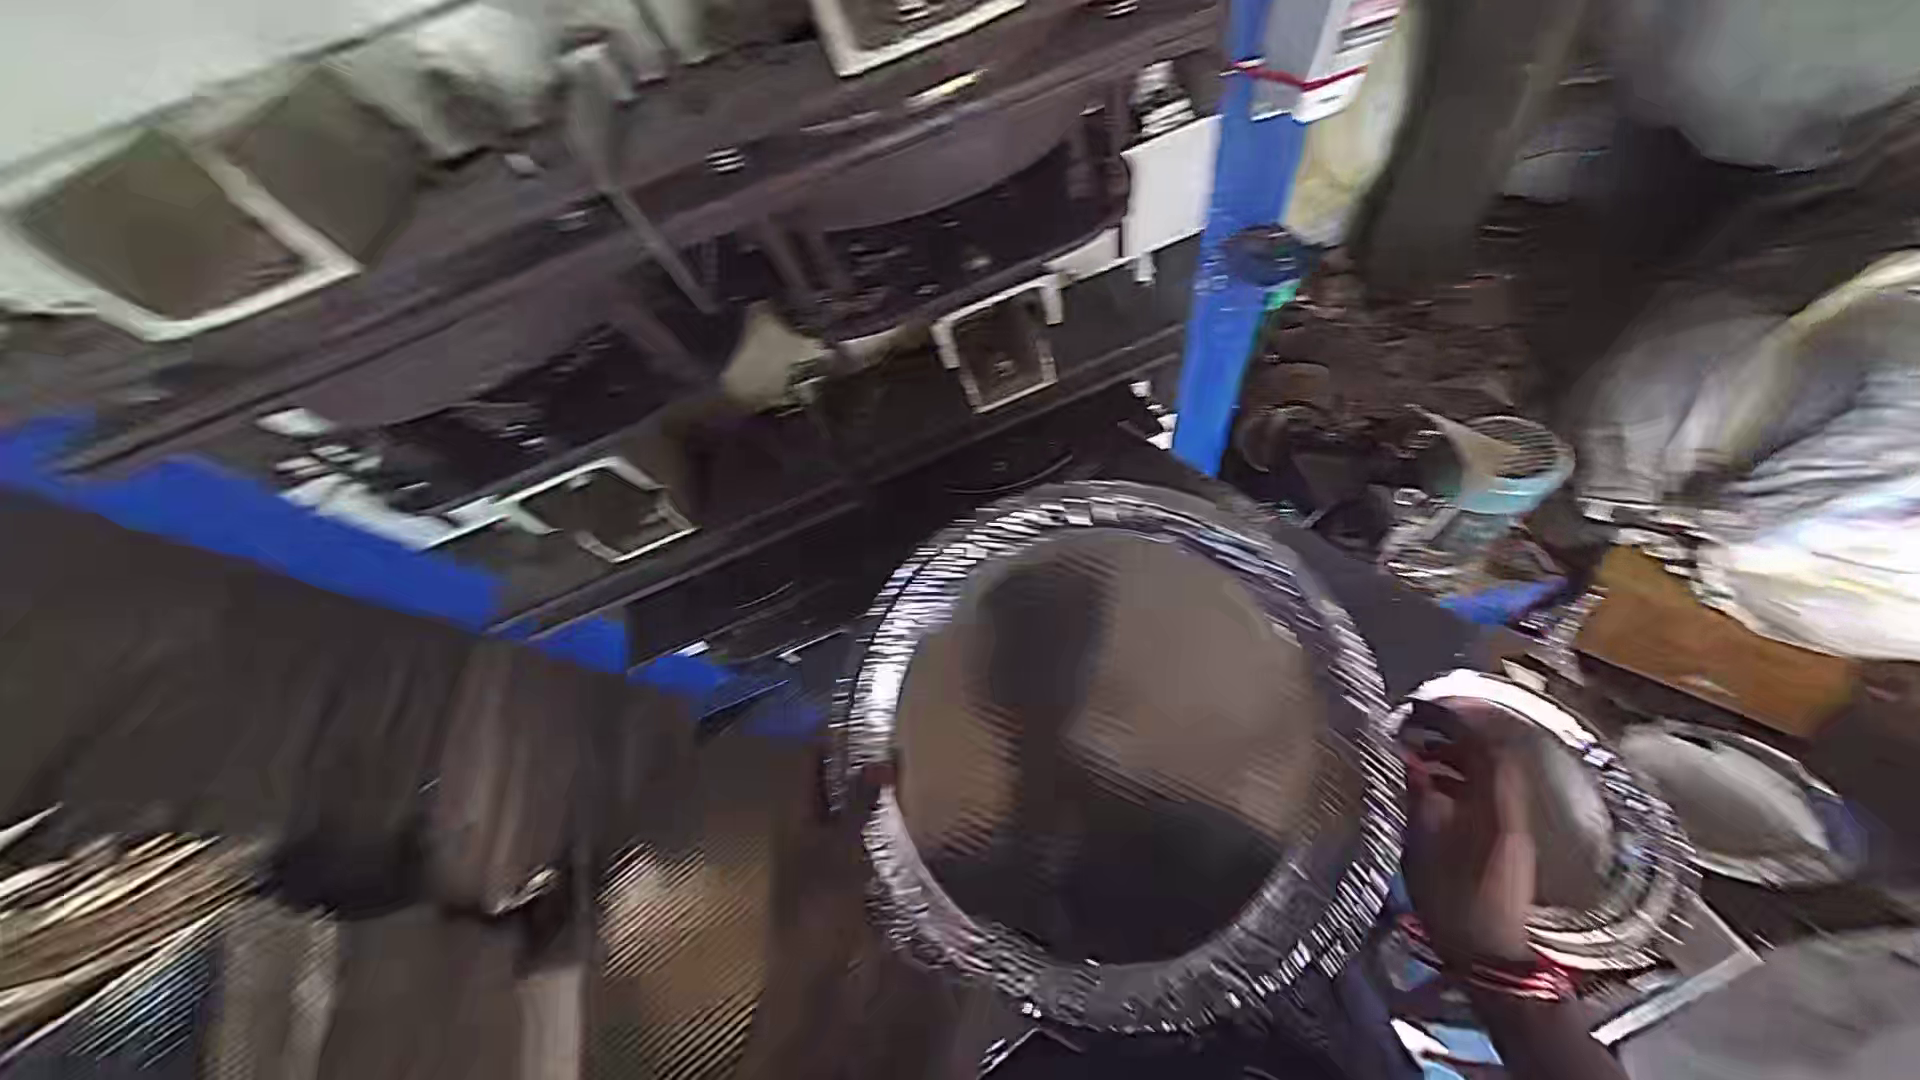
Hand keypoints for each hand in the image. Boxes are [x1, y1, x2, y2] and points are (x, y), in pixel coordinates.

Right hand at [1402, 699, 1535, 965]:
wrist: (1490, 957)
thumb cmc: (1455, 903)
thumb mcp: (1423, 848)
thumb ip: (1418, 798)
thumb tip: (1408, 760)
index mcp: (1496, 812)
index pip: (1492, 750)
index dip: (1464, 721)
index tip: (1429, 706)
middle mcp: (1511, 815)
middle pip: (1491, 759)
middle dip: (1451, 737)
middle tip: (1412, 729)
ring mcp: (1511, 829)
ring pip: (1485, 777)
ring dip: (1451, 759)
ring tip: (1413, 756)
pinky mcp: (1503, 842)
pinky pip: (1481, 795)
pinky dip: (1455, 781)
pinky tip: (1426, 788)